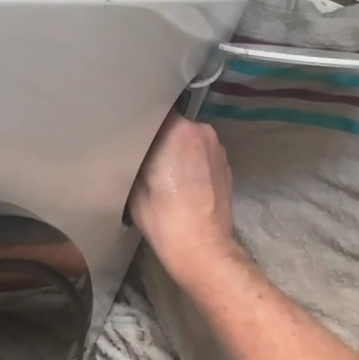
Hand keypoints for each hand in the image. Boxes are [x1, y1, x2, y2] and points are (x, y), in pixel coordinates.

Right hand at [130, 114, 242, 278]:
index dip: (142, 123)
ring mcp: (218, 148)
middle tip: (146, 157)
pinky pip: (203, 154)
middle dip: (161, 138)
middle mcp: (202, 131)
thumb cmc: (163, 217)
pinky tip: (184, 183)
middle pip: (175, 125)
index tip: (132, 135)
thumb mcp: (133, 185)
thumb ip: (134, 156)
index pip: (155, 112)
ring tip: (167, 174)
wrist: (201, 247)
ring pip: (190, 140)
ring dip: (179, 150)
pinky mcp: (227, 165)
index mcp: (177, 131)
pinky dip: (193, 162)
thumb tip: (131, 147)